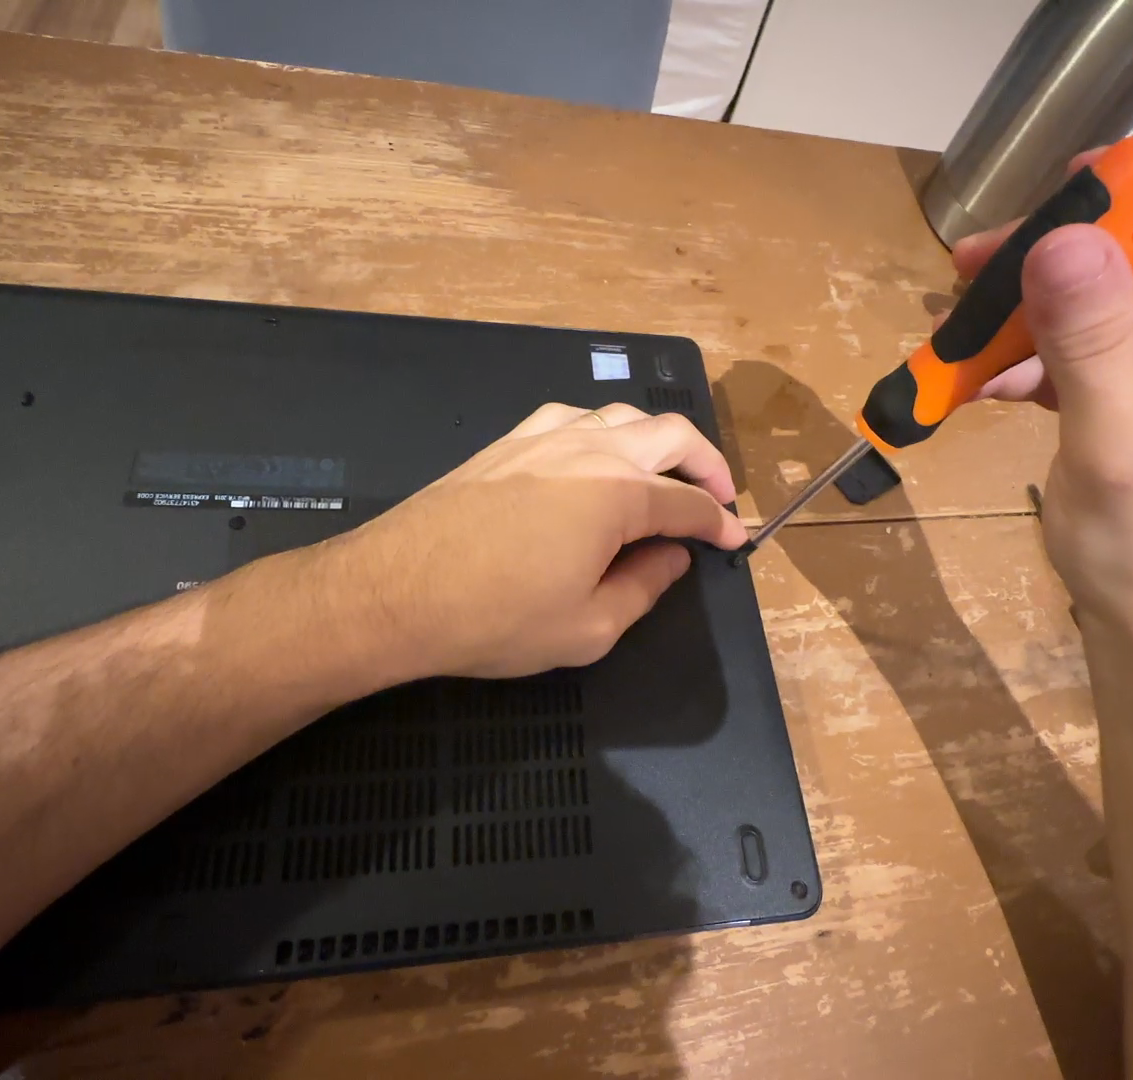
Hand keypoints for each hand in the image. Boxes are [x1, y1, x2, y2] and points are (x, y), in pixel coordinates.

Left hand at [217, 403, 745, 684]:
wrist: (396, 592)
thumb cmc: (497, 619)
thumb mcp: (588, 629)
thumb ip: (644, 588)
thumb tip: (673, 557)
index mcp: (618, 495)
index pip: (689, 503)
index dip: (720, 523)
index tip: (736, 539)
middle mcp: (589, 450)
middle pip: (669, 434)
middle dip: (707, 463)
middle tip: (719, 496)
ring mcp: (544, 437)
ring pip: (620, 415)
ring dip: (656, 440)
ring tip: (664, 473)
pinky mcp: (508, 442)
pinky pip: (572, 416)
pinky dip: (603, 430)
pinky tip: (596, 454)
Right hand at [964, 141, 1132, 647]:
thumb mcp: (1120, 446)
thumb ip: (1093, 342)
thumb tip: (1055, 241)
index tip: (1066, 185)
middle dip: (1069, 248)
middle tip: (975, 260)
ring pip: (1117, 294)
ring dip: (1036, 303)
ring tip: (956, 316)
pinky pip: (1091, 345)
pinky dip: (1033, 354)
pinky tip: (981, 377)